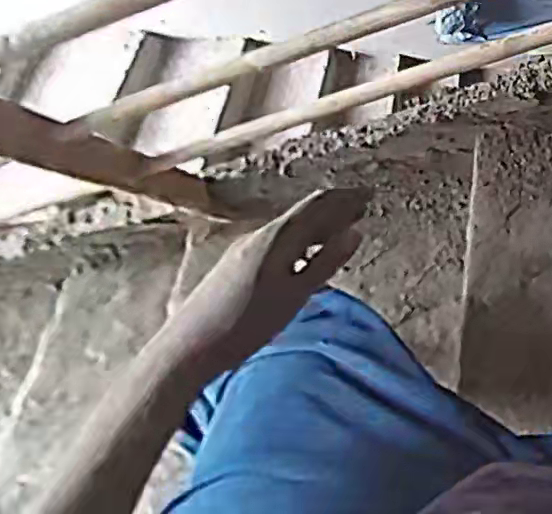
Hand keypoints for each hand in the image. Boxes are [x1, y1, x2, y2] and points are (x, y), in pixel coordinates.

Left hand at [161, 187, 370, 375]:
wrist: (181, 355)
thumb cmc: (244, 325)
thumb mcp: (294, 296)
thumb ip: (326, 263)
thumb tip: (355, 233)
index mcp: (277, 237)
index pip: (319, 204)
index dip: (346, 198)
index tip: (370, 196)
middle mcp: (260, 235)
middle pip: (304, 212)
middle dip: (335, 208)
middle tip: (361, 209)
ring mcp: (244, 249)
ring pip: (291, 226)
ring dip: (318, 225)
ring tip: (339, 231)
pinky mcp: (234, 265)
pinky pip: (278, 239)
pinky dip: (301, 239)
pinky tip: (305, 255)